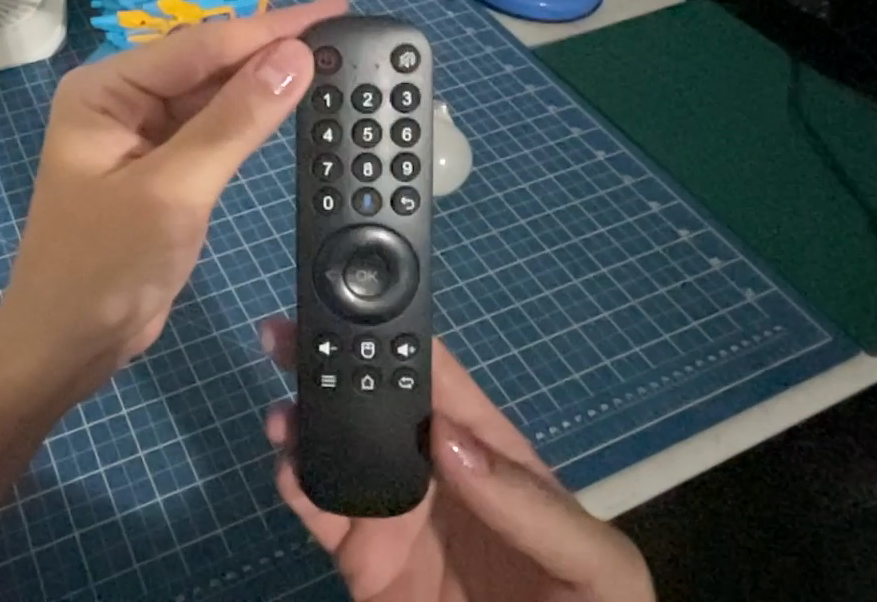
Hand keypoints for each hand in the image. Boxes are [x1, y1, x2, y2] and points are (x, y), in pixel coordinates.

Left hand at [0, 0, 348, 388]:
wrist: (69, 342)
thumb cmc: (104, 267)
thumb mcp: (172, 191)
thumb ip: (233, 122)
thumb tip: (294, 57)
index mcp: (104, 91)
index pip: (197, 48)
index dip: (268, 29)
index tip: (331, 9)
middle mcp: (119, 101)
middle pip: (204, 64)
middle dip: (268, 49)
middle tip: (340, 30)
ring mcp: (140, 135)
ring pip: (211, 95)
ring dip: (263, 82)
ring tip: (327, 59)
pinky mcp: (160, 168)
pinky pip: (211, 130)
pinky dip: (249, 121)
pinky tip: (287, 103)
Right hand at [260, 319, 653, 601]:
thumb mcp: (595, 567)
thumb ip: (530, 502)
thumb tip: (443, 434)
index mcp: (488, 455)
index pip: (436, 380)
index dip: (394, 337)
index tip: (352, 309)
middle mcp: (430, 471)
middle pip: (369, 399)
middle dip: (326, 360)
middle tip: (283, 337)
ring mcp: (390, 511)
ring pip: (333, 445)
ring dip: (301, 418)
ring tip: (282, 416)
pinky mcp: (359, 556)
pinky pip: (317, 507)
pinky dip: (293, 480)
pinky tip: (288, 468)